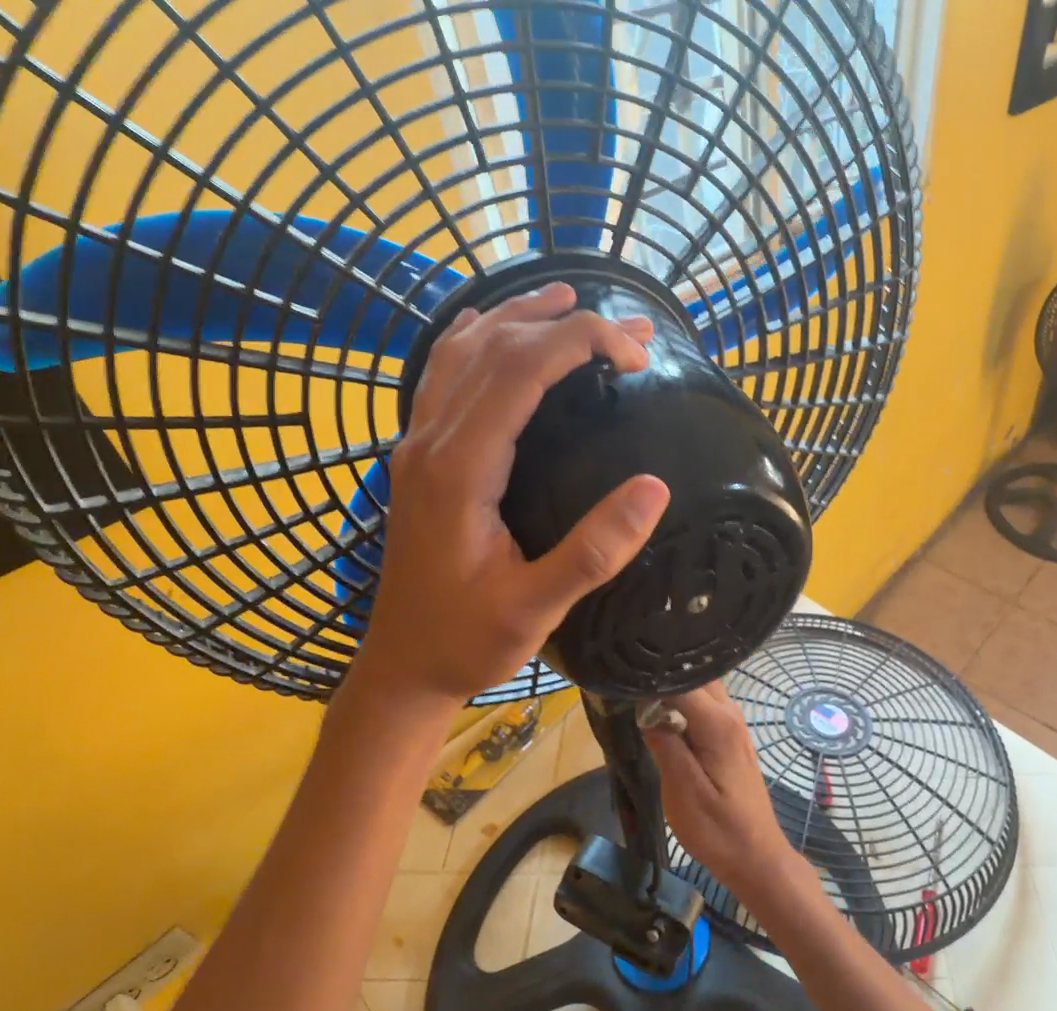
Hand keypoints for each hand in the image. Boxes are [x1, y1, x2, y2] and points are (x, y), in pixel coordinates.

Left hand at [353, 283, 671, 705]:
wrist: (402, 668)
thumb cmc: (466, 642)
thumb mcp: (535, 609)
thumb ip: (593, 551)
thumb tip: (655, 487)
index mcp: (460, 469)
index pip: (522, 371)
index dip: (582, 342)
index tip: (639, 354)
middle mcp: (432, 442)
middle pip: (496, 347)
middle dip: (566, 323)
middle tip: (633, 329)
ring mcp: (418, 446)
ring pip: (463, 351)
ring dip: (518, 317)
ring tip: (565, 296)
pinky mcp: (419, 459)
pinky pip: (441, 376)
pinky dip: (474, 340)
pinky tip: (490, 330)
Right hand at [644, 682, 802, 898]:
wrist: (756, 856)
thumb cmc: (718, 829)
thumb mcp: (682, 791)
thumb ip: (665, 744)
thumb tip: (646, 709)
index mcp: (718, 724)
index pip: (683, 680)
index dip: (653, 678)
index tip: (625, 679)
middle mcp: (730, 715)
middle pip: (697, 675)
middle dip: (665, 676)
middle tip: (630, 686)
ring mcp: (734, 725)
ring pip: (704, 688)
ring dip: (676, 689)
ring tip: (642, 698)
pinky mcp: (732, 738)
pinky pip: (707, 705)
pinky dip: (686, 703)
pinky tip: (665, 718)